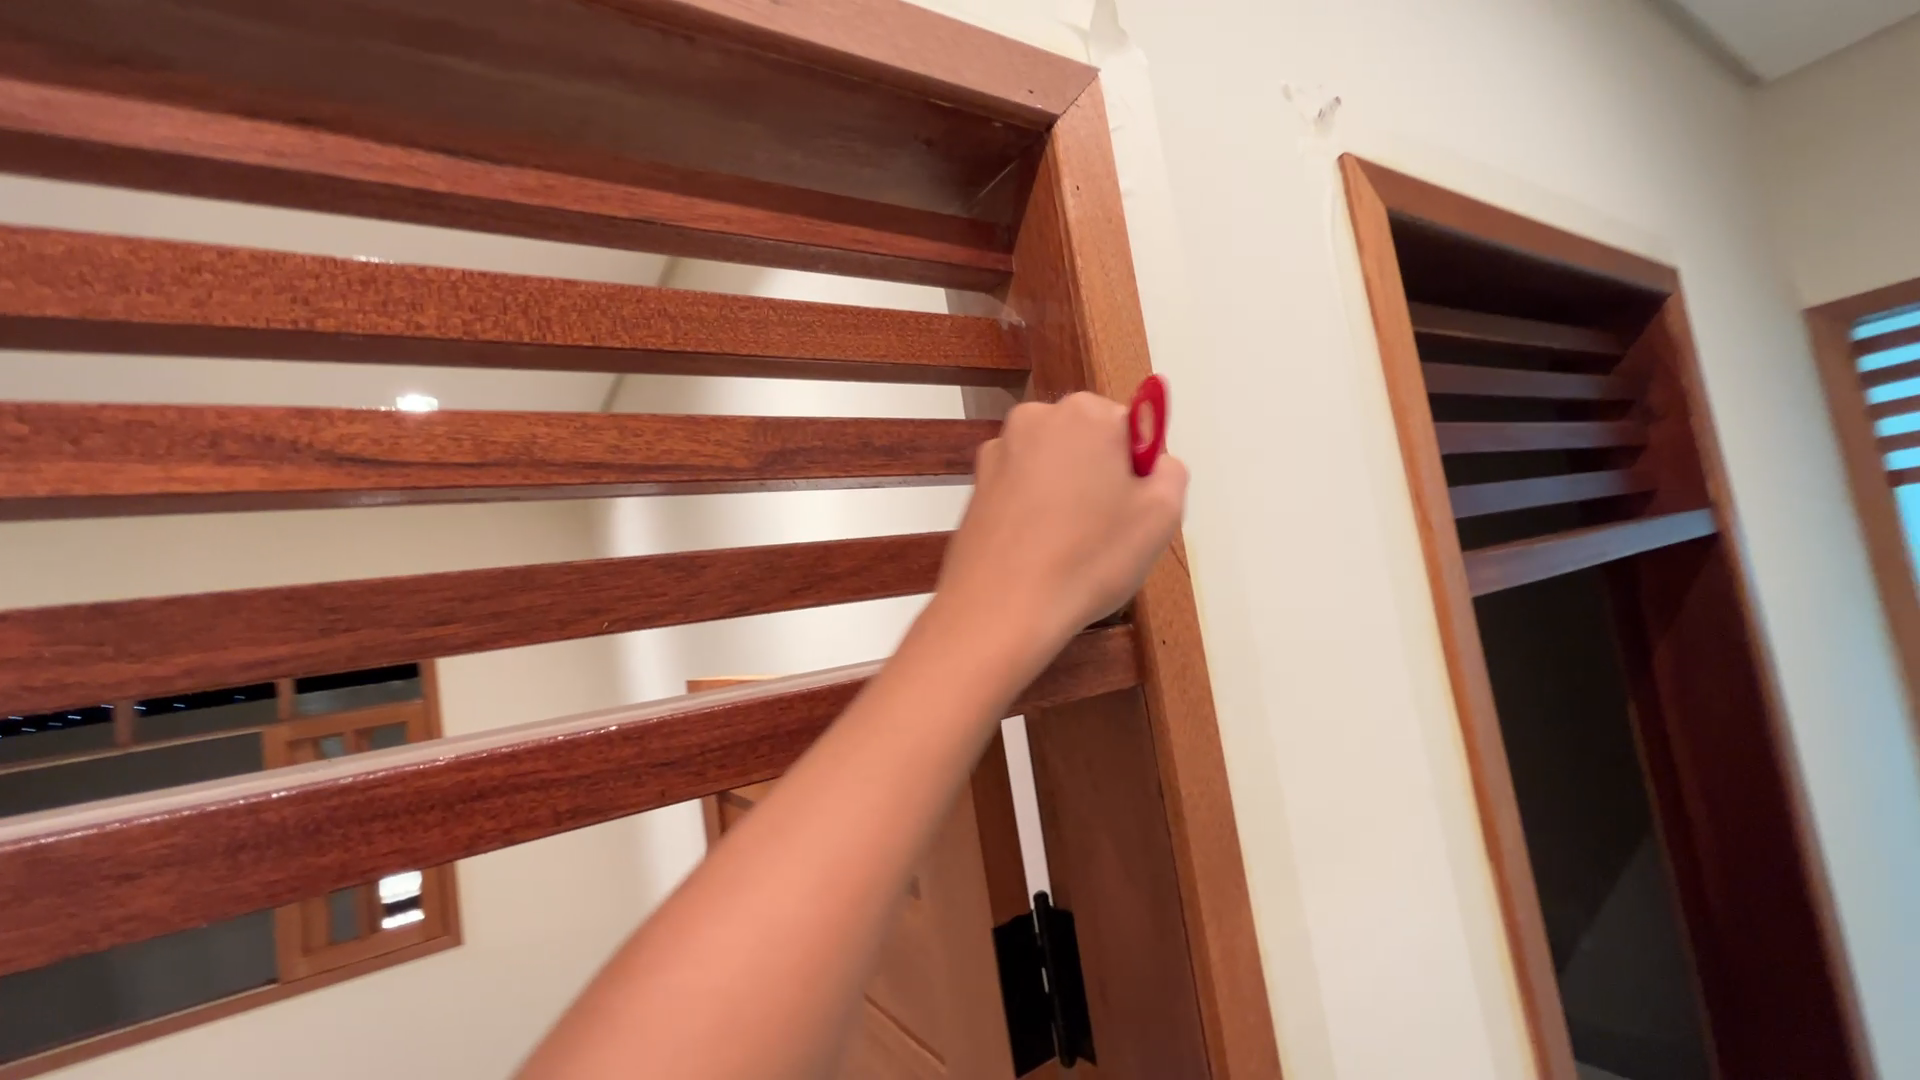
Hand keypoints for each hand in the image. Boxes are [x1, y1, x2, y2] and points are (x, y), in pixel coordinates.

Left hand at [933, 391, 1188, 657]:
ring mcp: (998, 451)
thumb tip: (1155, 462)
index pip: (1132, 428)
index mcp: (1085, 412)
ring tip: (1069, 547)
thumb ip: (1171, 471)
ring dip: (1066, 494)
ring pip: (1053, 466)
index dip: (1139, 472)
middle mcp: (1035, 417)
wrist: (1000, 609)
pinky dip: (1033, 510)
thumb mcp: (1162, 514)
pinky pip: (1021, 489)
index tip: (1133, 511)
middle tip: (1106, 533)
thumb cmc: (1089, 559)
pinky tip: (1038, 551)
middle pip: (1088, 442)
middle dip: (1101, 477)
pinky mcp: (975, 486)